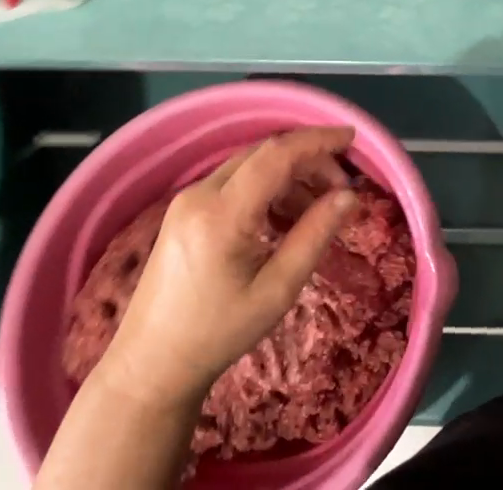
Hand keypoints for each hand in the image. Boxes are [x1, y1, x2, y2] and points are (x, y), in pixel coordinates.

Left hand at [95, 127, 359, 407]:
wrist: (151, 365)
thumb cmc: (217, 334)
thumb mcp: (277, 290)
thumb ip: (315, 236)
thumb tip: (349, 196)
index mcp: (221, 215)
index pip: (276, 155)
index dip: (317, 141)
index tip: (351, 139)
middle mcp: (200, 195)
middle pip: (264, 153)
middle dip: (309, 159)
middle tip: (342, 188)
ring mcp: (188, 201)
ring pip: (250, 165)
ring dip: (290, 174)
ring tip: (318, 208)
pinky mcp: (184, 211)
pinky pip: (236, 181)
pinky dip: (268, 187)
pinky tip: (286, 217)